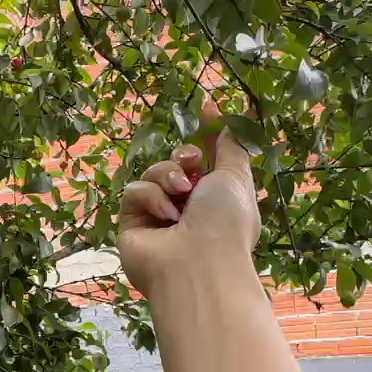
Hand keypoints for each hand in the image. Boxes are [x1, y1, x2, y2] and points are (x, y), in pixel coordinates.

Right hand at [117, 101, 260, 298]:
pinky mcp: (132, 224)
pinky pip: (134, 193)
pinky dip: (150, 199)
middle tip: (191, 167)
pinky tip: (164, 217)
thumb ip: (233, 146)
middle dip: (183, 158)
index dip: (206, 134)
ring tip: (179, 196)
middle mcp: (185, 208)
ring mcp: (156, 217)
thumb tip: (239, 116)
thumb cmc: (224, 223)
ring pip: (152, 174)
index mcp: (214, 199)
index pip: (204, 159)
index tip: (208, 107)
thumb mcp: (236, 177)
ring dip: (167, 177)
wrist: (196, 264)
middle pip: (175, 163)